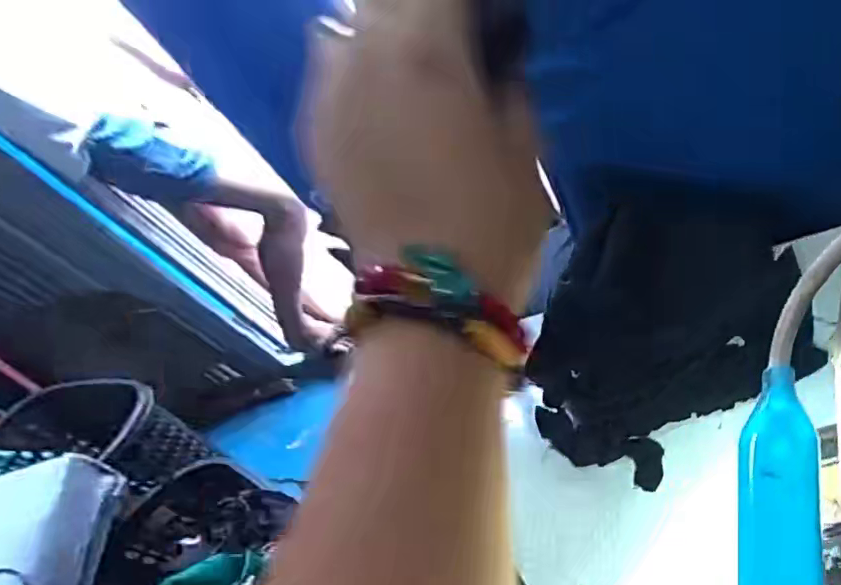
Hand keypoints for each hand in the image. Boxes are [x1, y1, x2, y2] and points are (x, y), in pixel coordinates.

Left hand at [305, 0, 550, 300]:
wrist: (430, 298)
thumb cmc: (494, 231)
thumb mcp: (527, 160)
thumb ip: (512, 93)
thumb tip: (500, 62)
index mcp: (429, 50)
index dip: (472, 6)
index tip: (494, 23)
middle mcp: (364, 47)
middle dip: (429, 13)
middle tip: (463, 52)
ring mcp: (329, 84)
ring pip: (354, 26)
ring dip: (389, 40)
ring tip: (422, 83)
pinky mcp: (313, 123)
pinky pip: (336, 70)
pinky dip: (365, 76)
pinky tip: (392, 119)